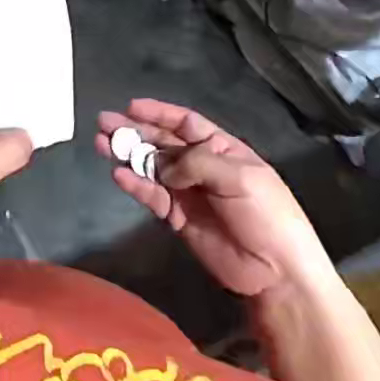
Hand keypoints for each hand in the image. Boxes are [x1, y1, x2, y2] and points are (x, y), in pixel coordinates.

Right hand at [97, 99, 327, 296]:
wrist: (277, 273)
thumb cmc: (267, 215)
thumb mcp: (239, 177)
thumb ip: (196, 164)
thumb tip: (162, 168)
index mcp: (221, 149)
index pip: (184, 123)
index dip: (158, 113)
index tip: (131, 107)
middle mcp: (200, 166)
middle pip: (161, 142)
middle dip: (133, 131)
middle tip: (104, 123)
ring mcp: (187, 192)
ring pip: (150, 167)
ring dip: (127, 155)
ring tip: (102, 145)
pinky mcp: (178, 218)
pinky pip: (152, 196)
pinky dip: (135, 185)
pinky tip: (119, 175)